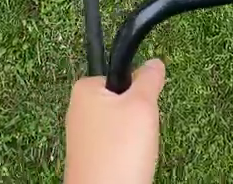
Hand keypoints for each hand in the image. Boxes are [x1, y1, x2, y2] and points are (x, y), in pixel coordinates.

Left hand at [64, 59, 165, 183]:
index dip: (138, 91)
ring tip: (135, 155)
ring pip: (121, 129)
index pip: (121, 75)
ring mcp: (82, 139)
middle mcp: (78, 111)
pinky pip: (115, 150)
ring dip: (134, 141)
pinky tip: (129, 169)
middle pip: (121, 102)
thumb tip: (154, 62)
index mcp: (85, 89)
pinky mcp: (88, 162)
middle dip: (137, 119)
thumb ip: (150, 79)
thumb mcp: (142, 105)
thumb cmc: (119, 151)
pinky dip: (126, 158)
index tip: (143, 109)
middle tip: (140, 135)